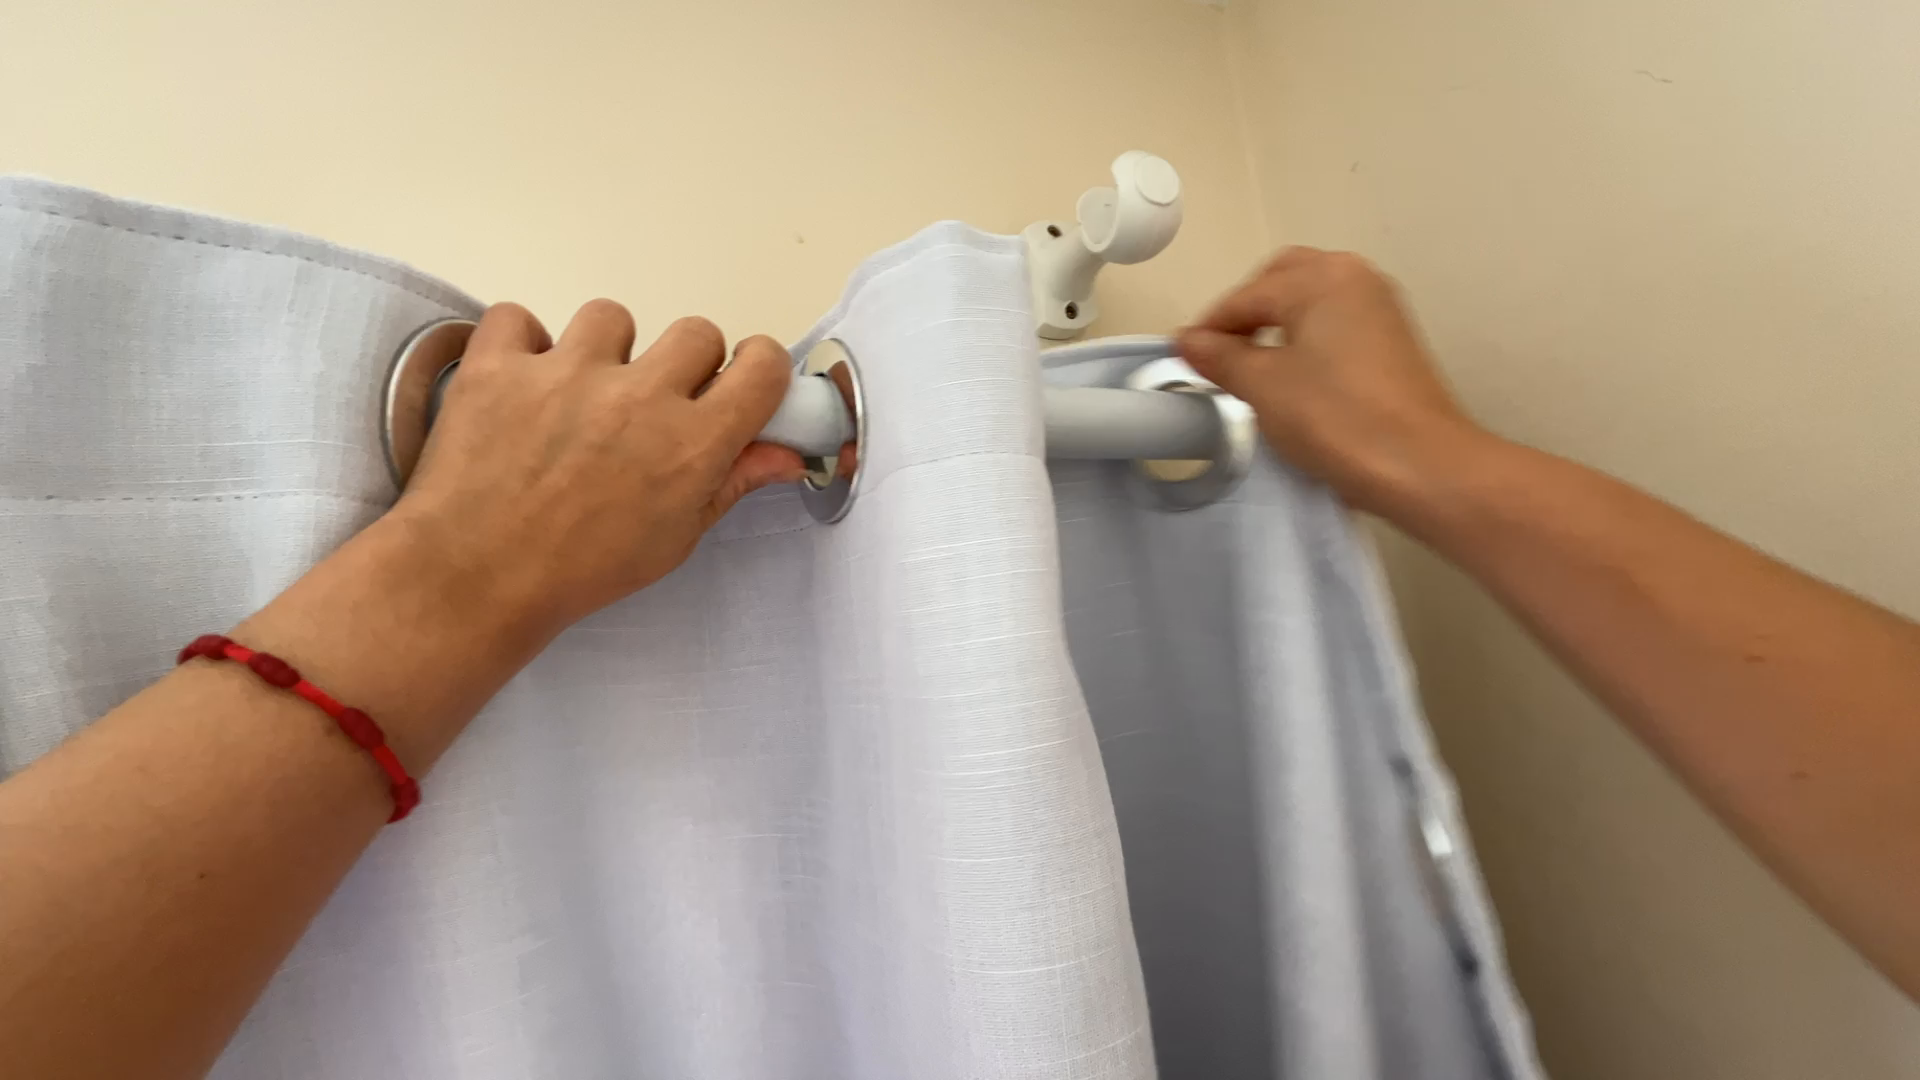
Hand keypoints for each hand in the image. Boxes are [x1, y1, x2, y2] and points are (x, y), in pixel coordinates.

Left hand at [389, 301, 804, 635]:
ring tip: (581, 394)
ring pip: (612, 317)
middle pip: (697, 331)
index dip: (760, 368)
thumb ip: (735, 481)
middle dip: (689, 363)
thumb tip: (789, 455)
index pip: (762, 365)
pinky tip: (523, 385)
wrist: (479, 578)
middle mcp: (641, 395)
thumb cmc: (591, 566)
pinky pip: (519, 319)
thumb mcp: (680, 535)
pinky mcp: (498, 364)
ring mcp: (567, 372)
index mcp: (695, 441)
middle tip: (659, 402)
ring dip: (606, 351)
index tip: (742, 384)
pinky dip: (524, 345)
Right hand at [1178, 248, 1483, 513]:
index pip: (1247, 296)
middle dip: (1244, 311)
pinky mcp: (1391, 341)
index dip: (1209, 327)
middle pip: (1283, 280)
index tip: (1181, 358)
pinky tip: (1287, 375)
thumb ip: (1220, 357)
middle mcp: (1355, 278)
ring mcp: (1380, 308)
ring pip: (1310, 300)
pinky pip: (1332, 323)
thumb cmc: (1334, 417)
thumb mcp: (1262, 386)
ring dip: (1273, 323)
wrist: (1419, 464)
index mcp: (1321, 278)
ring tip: (1246, 366)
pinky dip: (1301, 337)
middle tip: (1216, 352)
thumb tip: (1187, 341)